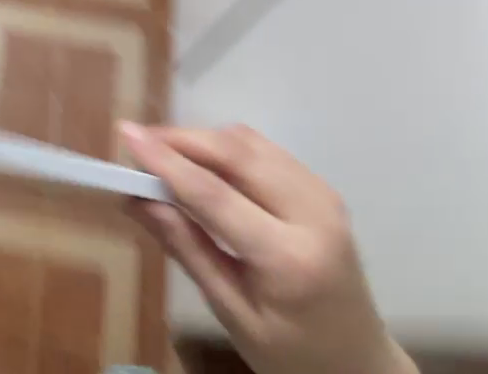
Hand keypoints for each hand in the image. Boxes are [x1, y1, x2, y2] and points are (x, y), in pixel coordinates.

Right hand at [120, 123, 415, 373]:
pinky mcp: (320, 186)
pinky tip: (200, 162)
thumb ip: (186, 248)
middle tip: (138, 142)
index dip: (166, 162)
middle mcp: (312, 214)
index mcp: (289, 258)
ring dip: (201, 139)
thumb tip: (135, 199)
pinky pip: (263, 149)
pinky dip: (224, 146)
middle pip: (235, 153)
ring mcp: (321, 194)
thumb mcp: (231, 312)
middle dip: (181, 139)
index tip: (127, 136)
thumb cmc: (290, 352)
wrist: (360, 362)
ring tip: (161, 152)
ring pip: (248, 141)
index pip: (215, 195)